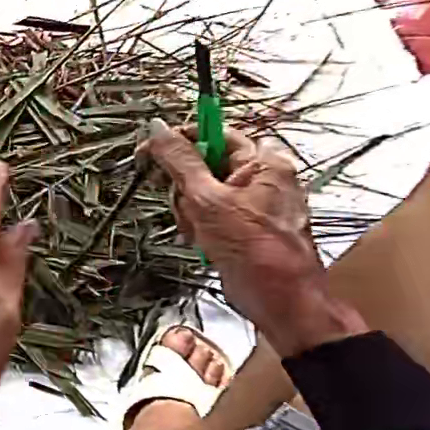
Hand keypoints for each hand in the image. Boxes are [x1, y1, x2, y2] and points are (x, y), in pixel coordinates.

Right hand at [138, 119, 365, 355]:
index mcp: (265, 163)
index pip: (214, 133)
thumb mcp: (207, 198)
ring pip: (198, 190)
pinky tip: (202, 239)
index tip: (150, 150)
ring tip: (199, 228)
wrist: (279, 300)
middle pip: (202, 163)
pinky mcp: (240, 225)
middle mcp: (261, 179)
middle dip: (184, 185)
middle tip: (186, 202)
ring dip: (187, 209)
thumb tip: (157, 129)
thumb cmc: (255, 250)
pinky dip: (195, 224)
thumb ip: (179, 160)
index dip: (180, 140)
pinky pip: (205, 212)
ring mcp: (250, 204)